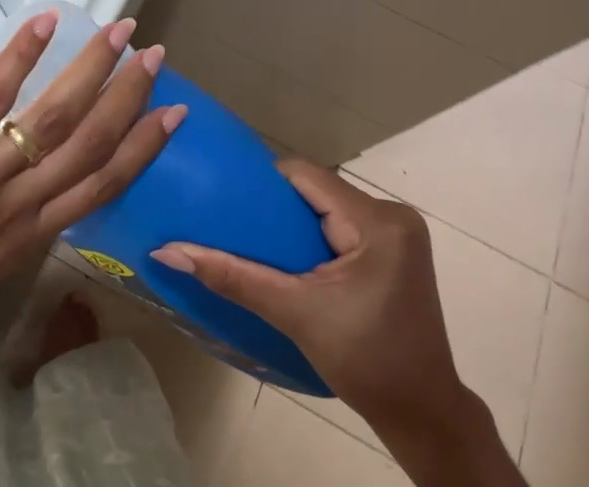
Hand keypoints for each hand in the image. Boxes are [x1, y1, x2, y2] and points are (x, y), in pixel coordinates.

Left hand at [0, 10, 188, 373]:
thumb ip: (5, 232)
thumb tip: (24, 193)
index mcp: (28, 239)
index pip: (102, 186)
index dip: (142, 147)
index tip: (172, 114)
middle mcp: (18, 209)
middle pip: (90, 144)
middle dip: (128, 96)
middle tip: (154, 55)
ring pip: (52, 118)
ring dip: (90, 69)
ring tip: (118, 33)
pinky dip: (20, 58)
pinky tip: (43, 24)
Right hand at [152, 159, 467, 432]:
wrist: (421, 412)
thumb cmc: (365, 361)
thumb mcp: (293, 313)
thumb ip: (232, 276)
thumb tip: (167, 251)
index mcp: (377, 221)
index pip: (304, 175)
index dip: (260, 181)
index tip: (220, 194)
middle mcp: (392, 216)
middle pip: (314, 189)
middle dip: (271, 204)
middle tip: (225, 218)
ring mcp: (396, 234)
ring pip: (325, 208)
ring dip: (288, 222)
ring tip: (246, 235)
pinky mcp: (392, 252)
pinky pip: (339, 226)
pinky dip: (309, 237)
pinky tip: (280, 254)